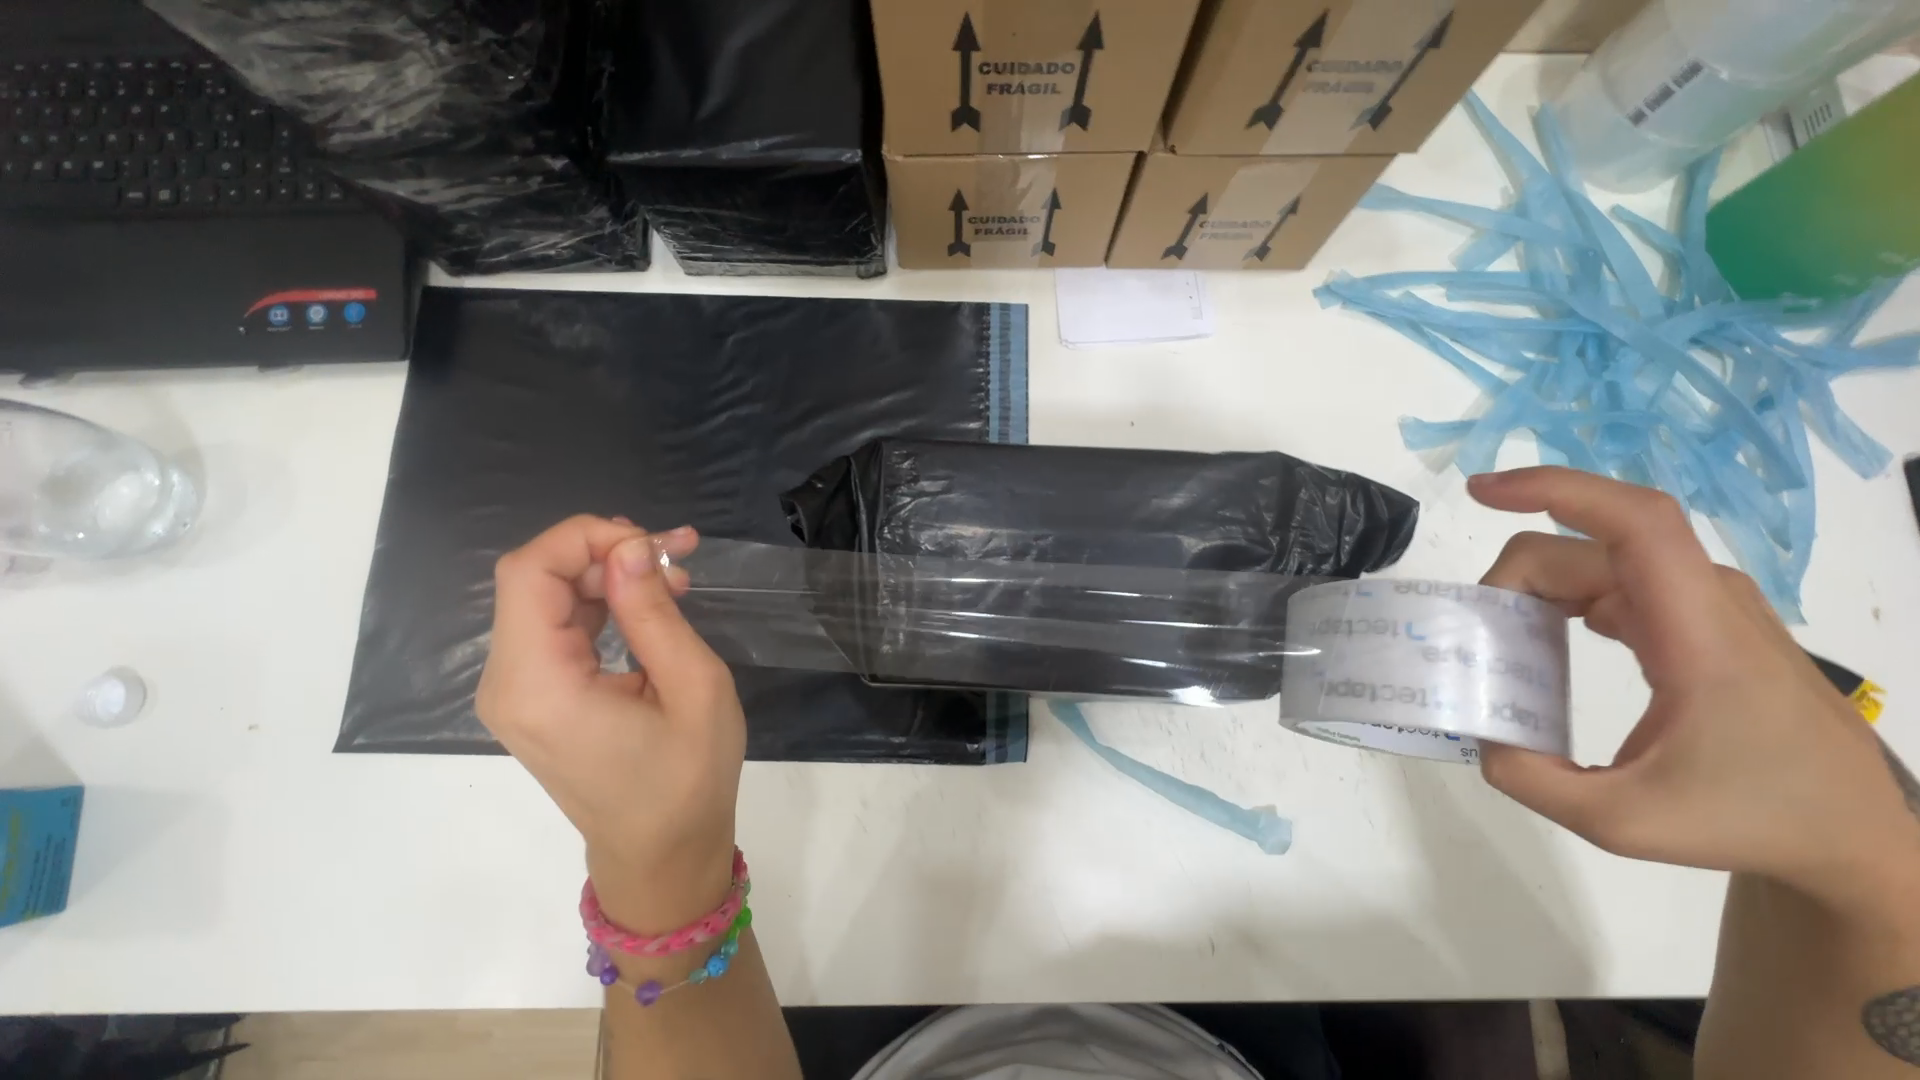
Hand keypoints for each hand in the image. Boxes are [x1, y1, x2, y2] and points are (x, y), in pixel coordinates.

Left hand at [476, 516, 746, 930]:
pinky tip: (651, 604)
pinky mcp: (533, 698)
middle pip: (534, 581)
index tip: (654, 545)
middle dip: (605, 552)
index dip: (586, 538)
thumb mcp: (695, 688)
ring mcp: (515, 693)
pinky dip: (599, 605)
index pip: (530, 573)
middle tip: (678, 554)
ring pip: (544, 599)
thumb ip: (654, 612)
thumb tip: (630, 547)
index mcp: (540, 685)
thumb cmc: (688, 779)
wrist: (662, 856)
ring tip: (677, 574)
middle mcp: (507, 684)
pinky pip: (554, 629)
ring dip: (607, 576)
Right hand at [1470, 467, 1919, 911]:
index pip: (1636, 523)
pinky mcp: (1694, 620)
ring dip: (1531, 589)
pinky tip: (1536, 642)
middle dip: (1512, 578)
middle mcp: (1705, 601)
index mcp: (1700, 636)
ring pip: (1593, 561)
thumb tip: (1477, 733)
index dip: (1556, 489)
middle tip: (1473, 639)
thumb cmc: (1749, 820)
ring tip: (1498, 645)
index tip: (1482, 493)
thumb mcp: (1623, 823)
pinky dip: (1557, 600)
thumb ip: (1530, 778)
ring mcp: (1703, 607)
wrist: (1848, 831)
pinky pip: (1610, 582)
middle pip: (1586, 549)